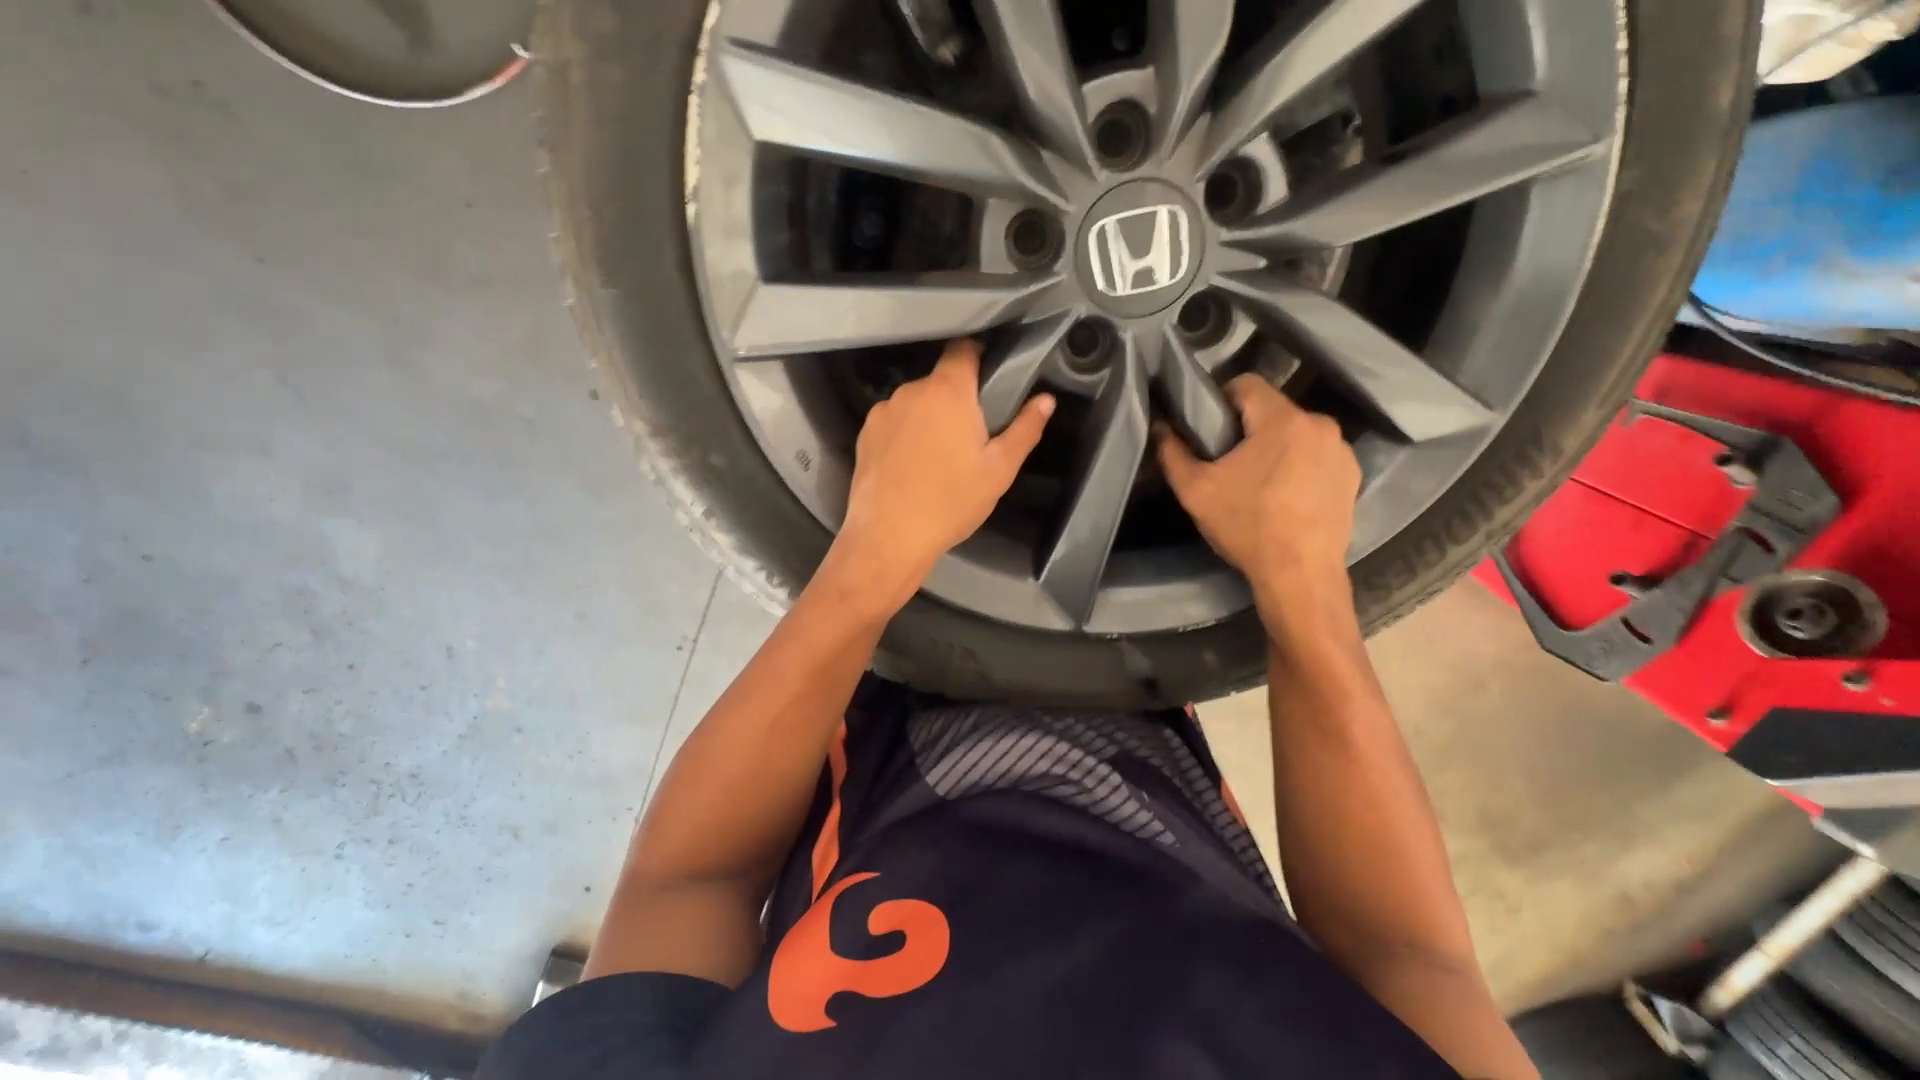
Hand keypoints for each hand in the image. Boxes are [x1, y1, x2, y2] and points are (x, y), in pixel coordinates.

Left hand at [829, 339, 1053, 610]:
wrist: (888, 538)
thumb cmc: (950, 502)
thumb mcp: (999, 470)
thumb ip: (1024, 429)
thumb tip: (1045, 400)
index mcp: (948, 391)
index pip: (964, 349)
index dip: (980, 357)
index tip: (992, 378)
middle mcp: (911, 391)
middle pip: (941, 381)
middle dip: (958, 400)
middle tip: (973, 436)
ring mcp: (883, 411)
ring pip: (916, 403)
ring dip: (930, 419)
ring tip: (941, 458)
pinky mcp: (865, 434)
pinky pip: (894, 423)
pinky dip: (906, 435)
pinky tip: (913, 467)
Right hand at [1157, 375, 1359, 597]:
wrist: (1300, 575)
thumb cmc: (1248, 527)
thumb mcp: (1196, 491)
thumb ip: (1173, 452)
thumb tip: (1160, 427)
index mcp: (1283, 420)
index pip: (1246, 384)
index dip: (1220, 399)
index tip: (1208, 429)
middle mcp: (1319, 425)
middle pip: (1273, 410)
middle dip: (1249, 428)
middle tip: (1228, 462)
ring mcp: (1341, 450)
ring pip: (1296, 434)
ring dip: (1276, 448)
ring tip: (1258, 484)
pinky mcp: (1352, 475)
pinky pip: (1317, 456)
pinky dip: (1301, 467)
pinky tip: (1286, 497)